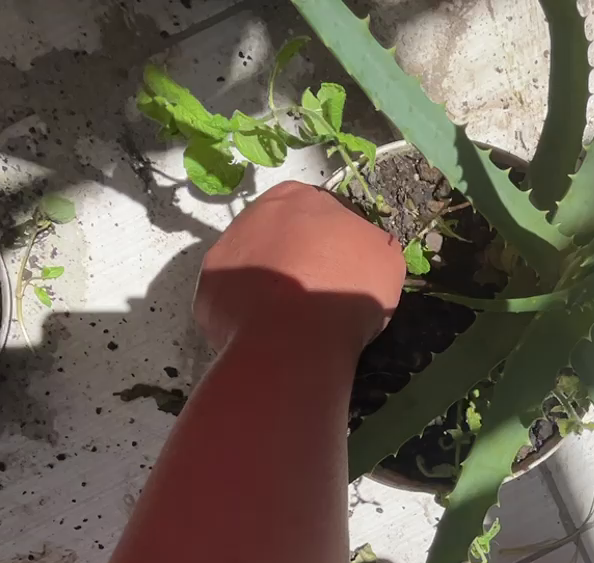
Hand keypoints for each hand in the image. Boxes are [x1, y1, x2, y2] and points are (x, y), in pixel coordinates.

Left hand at [193, 182, 404, 355]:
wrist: (296, 335)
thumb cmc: (346, 288)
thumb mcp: (386, 258)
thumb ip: (371, 244)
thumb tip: (362, 251)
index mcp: (299, 196)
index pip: (323, 214)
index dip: (338, 246)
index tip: (347, 273)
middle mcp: (254, 213)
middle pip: (283, 237)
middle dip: (300, 262)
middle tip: (319, 297)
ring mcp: (225, 250)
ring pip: (255, 267)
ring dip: (272, 287)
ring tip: (294, 321)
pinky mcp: (208, 289)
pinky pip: (235, 299)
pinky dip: (250, 314)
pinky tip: (270, 333)